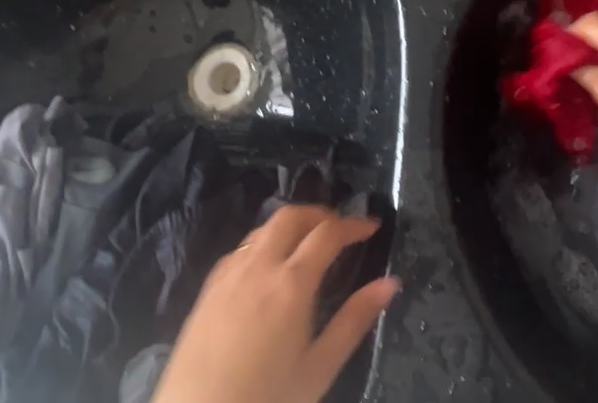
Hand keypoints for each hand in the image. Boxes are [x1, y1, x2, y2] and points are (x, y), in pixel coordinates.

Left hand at [152, 206, 399, 402]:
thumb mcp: (318, 368)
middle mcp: (258, 267)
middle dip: (320, 214)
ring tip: (308, 244)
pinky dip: (263, 243)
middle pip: (291, 216)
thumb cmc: (266, 398)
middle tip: (340, 229)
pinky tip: (268, 268)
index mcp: (291, 283)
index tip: (371, 226)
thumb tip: (390, 283)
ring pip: (263, 228)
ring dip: (290, 225)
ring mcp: (228, 275)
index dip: (353, 224)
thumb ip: (354, 321)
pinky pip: (241, 249)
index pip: (328, 233)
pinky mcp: (207, 289)